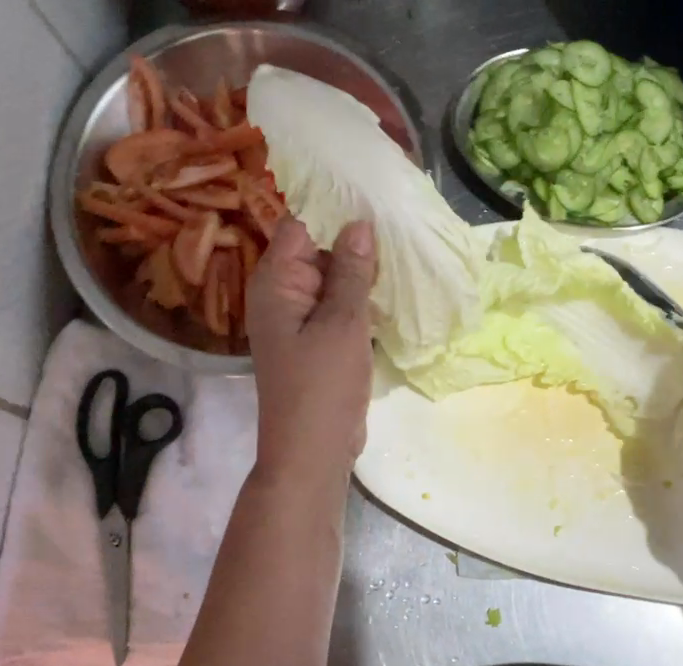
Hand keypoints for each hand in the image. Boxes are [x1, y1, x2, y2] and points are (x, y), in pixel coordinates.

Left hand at [245, 217, 378, 478]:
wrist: (312, 454)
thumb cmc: (322, 388)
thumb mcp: (342, 324)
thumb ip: (351, 272)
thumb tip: (359, 223)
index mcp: (276, 282)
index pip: (301, 224)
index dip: (335, 207)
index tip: (376, 194)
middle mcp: (282, 296)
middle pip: (318, 251)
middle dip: (355, 239)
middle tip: (402, 221)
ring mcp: (300, 323)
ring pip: (333, 283)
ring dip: (363, 273)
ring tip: (406, 250)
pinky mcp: (318, 346)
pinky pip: (339, 311)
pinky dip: (362, 302)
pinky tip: (394, 294)